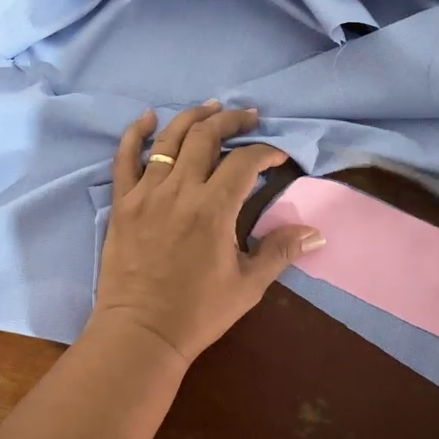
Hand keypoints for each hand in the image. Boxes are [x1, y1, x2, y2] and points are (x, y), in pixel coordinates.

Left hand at [91, 102, 324, 365]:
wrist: (140, 332)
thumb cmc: (198, 312)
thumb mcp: (248, 285)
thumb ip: (279, 251)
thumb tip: (316, 232)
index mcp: (213, 209)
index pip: (243, 162)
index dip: (264, 152)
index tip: (277, 155)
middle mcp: (179, 190)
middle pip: (206, 137)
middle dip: (231, 120)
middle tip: (248, 115)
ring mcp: (146, 193)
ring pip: (168, 139)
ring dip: (192, 117)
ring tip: (211, 106)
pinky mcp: (122, 202)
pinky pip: (124, 158)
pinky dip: (134, 133)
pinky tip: (146, 117)